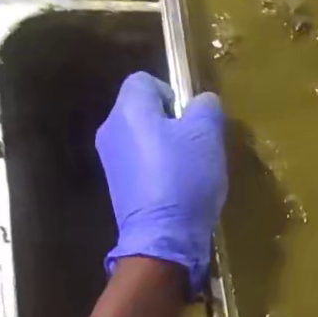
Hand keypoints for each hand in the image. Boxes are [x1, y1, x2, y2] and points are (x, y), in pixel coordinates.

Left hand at [96, 72, 226, 296]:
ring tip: (190, 171)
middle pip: (143, 111)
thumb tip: (202, 100)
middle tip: (197, 145)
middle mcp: (111, 129)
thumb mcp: (207, 137)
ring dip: (166, 149)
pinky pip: (140, 166)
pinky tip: (178, 191)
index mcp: (129, 109)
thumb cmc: (185, 178)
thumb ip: (206, 108)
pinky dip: (158, 171)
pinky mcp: (117, 187)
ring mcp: (110, 160)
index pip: (144, 80)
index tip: (192, 119)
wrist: (163, 236)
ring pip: (142, 140)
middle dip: (171, 123)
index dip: (172, 92)